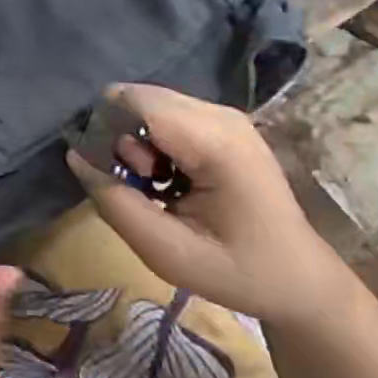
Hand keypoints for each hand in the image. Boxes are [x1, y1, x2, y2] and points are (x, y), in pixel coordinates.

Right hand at [65, 83, 353, 328]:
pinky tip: (170, 177)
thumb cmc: (237, 272)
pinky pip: (164, 112)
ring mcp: (224, 114)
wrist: (300, 280)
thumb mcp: (166, 254)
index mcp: (216, 142)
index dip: (108, 132)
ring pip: (148, 103)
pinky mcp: (221, 121)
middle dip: (122, 137)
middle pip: (139, 97)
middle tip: (143, 185)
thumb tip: (76, 155)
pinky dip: (152, 140)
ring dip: (137, 140)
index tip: (118, 178)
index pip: (135, 101)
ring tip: (158, 185)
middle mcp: (220, 114)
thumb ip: (115, 202)